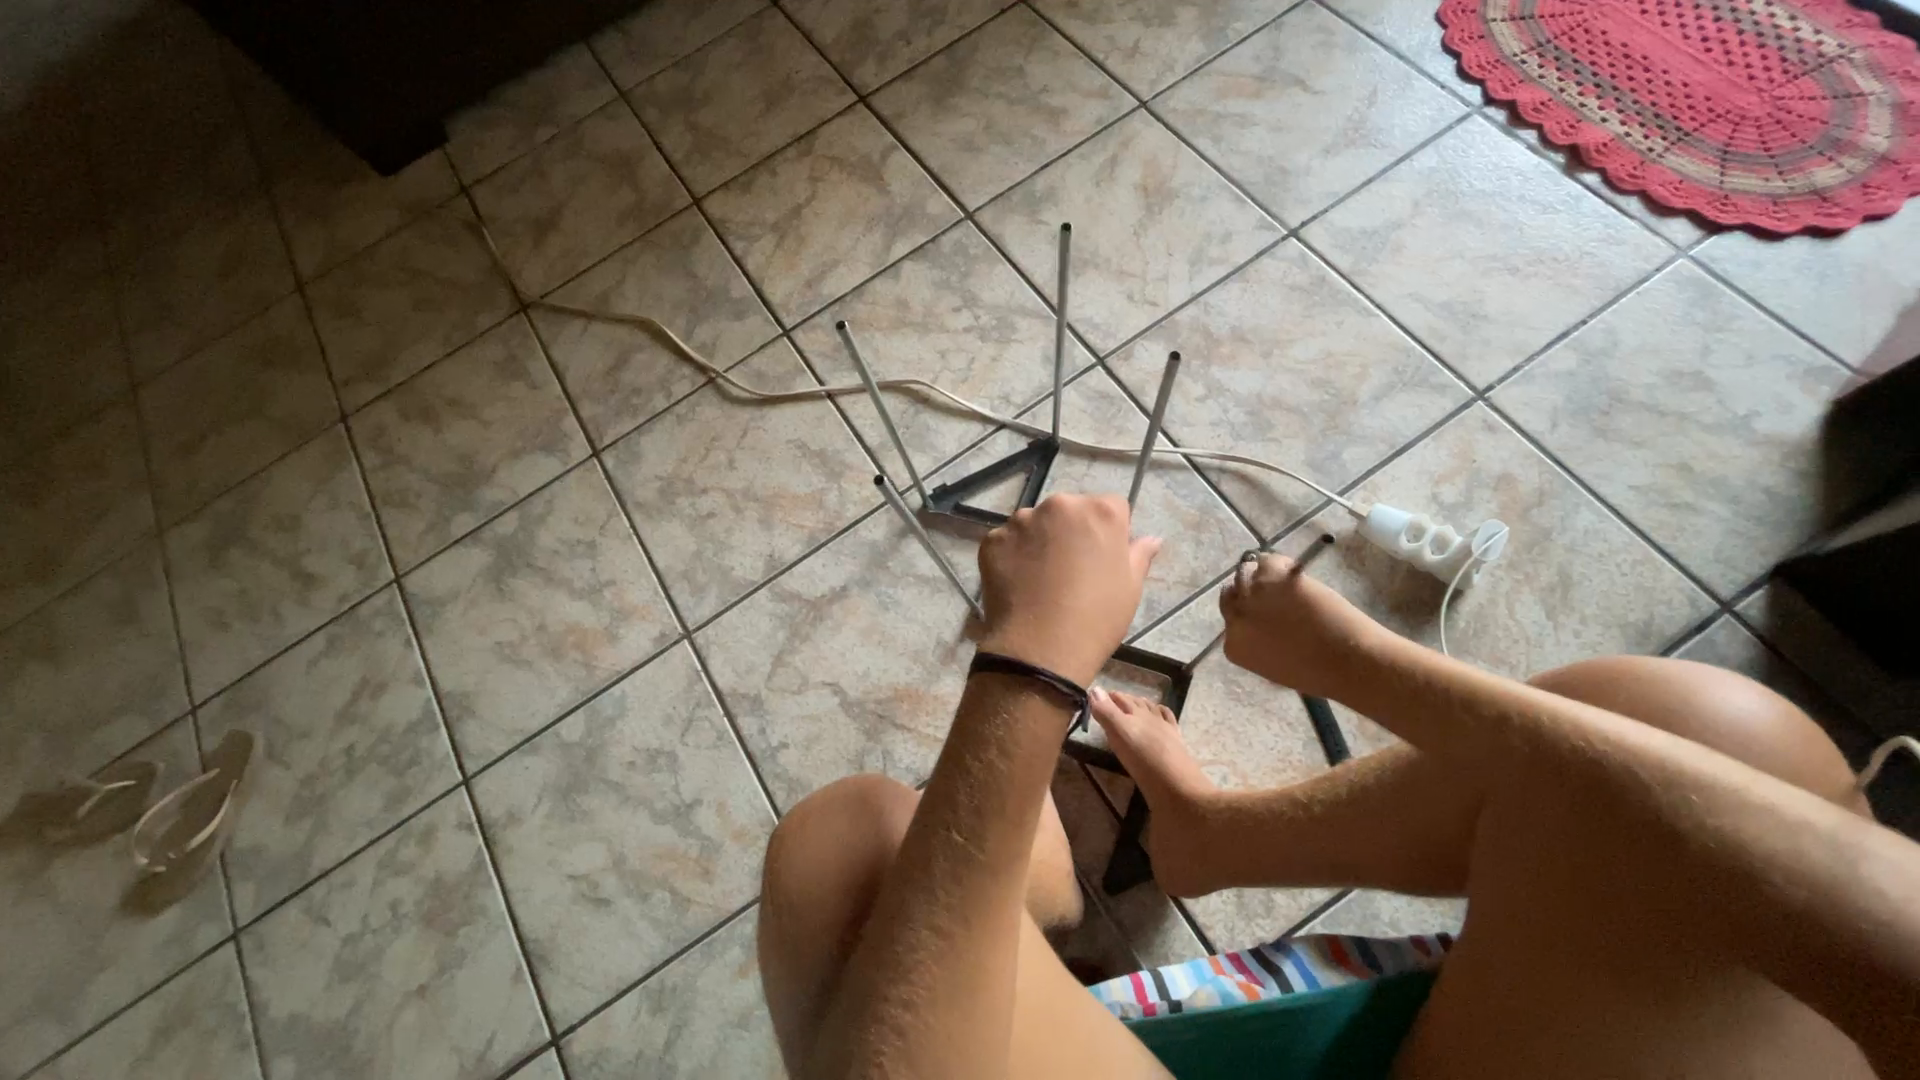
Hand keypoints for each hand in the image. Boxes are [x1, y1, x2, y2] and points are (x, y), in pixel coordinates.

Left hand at [976, 494, 1160, 686]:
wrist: (1040, 649)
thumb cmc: (1096, 619)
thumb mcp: (1130, 589)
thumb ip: (1139, 555)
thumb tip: (1152, 539)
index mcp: (1100, 512)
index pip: (1111, 507)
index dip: (1108, 533)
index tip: (1102, 559)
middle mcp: (1059, 505)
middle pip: (1069, 511)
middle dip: (1071, 532)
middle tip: (1070, 571)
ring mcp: (1021, 521)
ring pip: (1035, 524)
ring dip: (1039, 541)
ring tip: (1041, 580)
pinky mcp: (993, 540)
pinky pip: (1007, 542)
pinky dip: (1012, 557)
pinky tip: (1019, 585)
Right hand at [1217, 553, 1387, 698]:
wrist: (1348, 660)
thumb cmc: (1318, 672)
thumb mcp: (1273, 665)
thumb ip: (1257, 643)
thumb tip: (1261, 624)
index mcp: (1234, 646)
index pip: (1229, 620)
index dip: (1245, 613)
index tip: (1261, 612)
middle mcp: (1235, 618)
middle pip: (1230, 594)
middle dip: (1246, 592)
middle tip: (1269, 593)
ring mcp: (1252, 595)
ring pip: (1245, 573)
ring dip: (1262, 576)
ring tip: (1284, 583)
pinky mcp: (1272, 577)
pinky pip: (1267, 561)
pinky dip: (1280, 564)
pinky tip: (1295, 575)